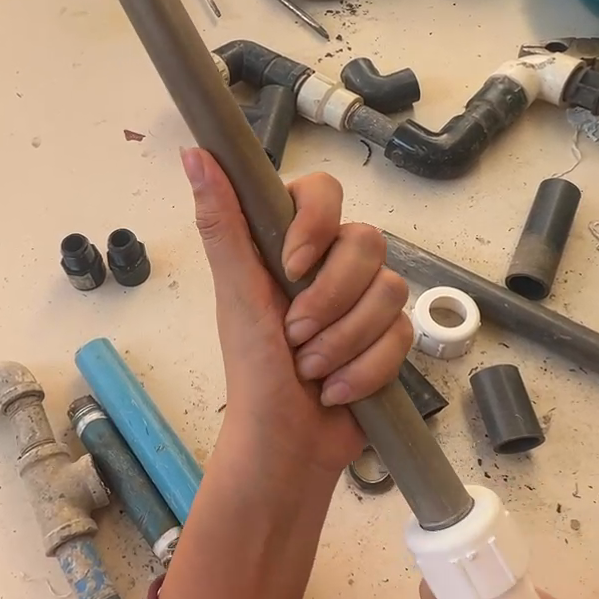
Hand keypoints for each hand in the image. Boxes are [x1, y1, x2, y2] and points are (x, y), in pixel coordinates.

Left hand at [182, 147, 410, 472]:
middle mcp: (330, 263)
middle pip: (368, 242)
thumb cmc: (252, 369)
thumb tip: (195, 154)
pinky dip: (364, 370)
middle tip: (294, 335)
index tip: (293, 265)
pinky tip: (336, 390)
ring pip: (391, 291)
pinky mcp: (388, 337)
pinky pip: (402, 335)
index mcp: (287, 243)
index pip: (323, 191)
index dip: (317, 223)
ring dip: (344, 341)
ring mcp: (362, 300)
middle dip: (331, 300)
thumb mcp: (235, 293)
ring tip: (310, 369)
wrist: (284, 444)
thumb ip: (222, 224)